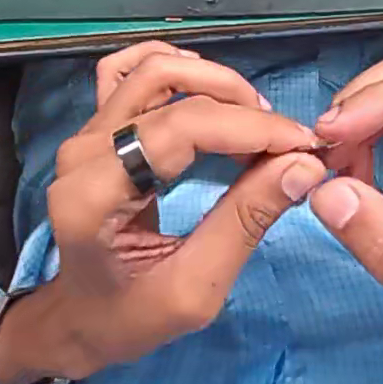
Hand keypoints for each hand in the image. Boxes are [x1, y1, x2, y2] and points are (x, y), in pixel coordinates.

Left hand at [1, 43, 324, 383]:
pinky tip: (202, 88)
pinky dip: (170, 69)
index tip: (302, 145)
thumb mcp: (195, 289)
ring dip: (209, 81)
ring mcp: (83, 134)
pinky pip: (124, 72)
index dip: (248, 127)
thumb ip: (245, 221)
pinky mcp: (92, 128)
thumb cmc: (130, 314)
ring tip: (252, 118)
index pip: (179, 128)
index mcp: (94, 195)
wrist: (80, 315)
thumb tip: (303, 165)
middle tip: (283, 139)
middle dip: (237, 102)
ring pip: (148, 68)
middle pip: (164, 85)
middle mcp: (82, 151)